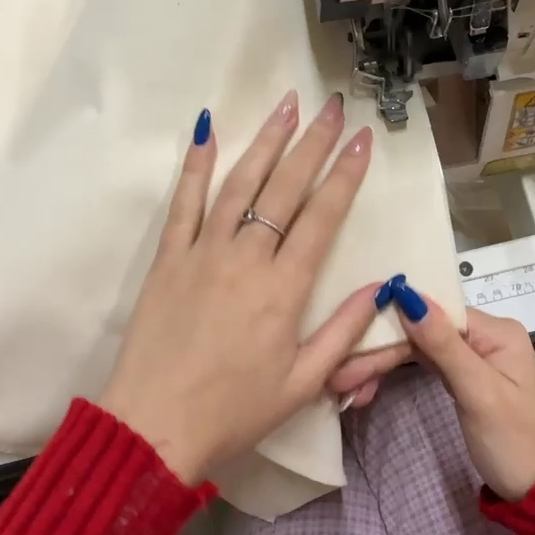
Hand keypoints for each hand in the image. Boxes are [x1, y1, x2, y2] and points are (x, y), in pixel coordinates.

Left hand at [99, 91, 380, 484]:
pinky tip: (207, 130)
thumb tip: (382, 287)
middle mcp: (246, 259)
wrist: (152, 429)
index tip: (361, 140)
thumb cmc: (234, 412)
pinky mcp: (168, 258)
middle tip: (333, 106)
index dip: (345, 175)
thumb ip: (344, 331)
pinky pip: (183, 202)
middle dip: (314, 143)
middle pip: (286, 188)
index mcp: (285, 289)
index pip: (322, 217)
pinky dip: (195, 164)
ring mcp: (203, 253)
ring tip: (287, 105)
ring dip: (266, 141)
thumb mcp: (303, 383)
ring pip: (240, 184)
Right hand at [334, 298, 534, 500]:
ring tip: (347, 387)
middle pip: (424, 331)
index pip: (435, 316)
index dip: (393, 327)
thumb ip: (444, 345)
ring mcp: (474, 356)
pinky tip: (370, 385)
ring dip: (384, 364)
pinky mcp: (464, 377)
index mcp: (497, 330)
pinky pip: (425, 364)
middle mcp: (486, 335)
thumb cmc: (514, 443)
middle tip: (340, 378)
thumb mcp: (479, 394)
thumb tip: (409, 295)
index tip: (351, 344)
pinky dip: (398, 373)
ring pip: (420, 348)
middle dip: (382, 351)